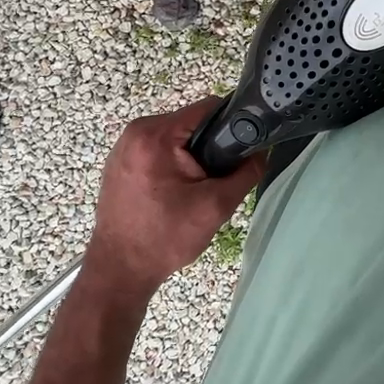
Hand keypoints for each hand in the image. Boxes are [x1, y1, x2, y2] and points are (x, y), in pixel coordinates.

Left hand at [82, 98, 264, 295]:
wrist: (119, 274)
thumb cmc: (165, 239)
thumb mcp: (216, 205)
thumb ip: (247, 172)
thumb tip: (264, 151)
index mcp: (154, 134)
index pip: (208, 108)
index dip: (232, 123)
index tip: (241, 148)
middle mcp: (135, 132)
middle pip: (193, 122)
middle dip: (212, 144)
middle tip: (219, 175)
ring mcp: (124, 146)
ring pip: (178, 135)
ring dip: (194, 154)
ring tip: (200, 185)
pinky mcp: (121, 162)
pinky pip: (160, 148)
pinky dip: (175, 162)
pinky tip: (179, 189)